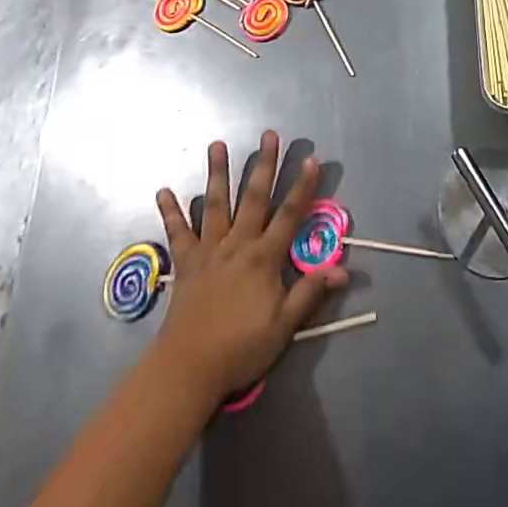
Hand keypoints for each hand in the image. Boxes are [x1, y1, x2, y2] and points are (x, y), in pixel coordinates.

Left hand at [150, 130, 348, 401]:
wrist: (186, 371)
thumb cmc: (240, 348)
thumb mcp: (284, 325)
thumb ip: (311, 292)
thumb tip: (345, 269)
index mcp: (264, 259)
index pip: (290, 215)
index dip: (303, 187)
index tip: (312, 159)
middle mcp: (237, 246)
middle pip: (254, 199)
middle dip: (264, 165)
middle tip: (269, 135)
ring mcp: (208, 253)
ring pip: (215, 205)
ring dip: (218, 174)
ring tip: (217, 144)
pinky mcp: (186, 265)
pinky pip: (178, 234)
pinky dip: (170, 212)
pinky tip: (163, 191)